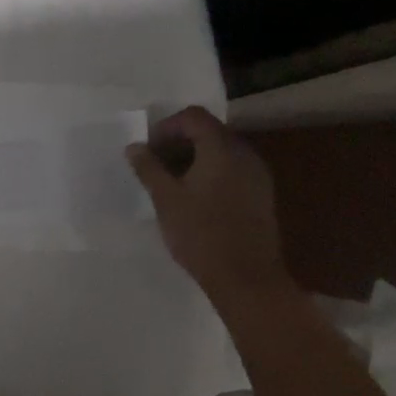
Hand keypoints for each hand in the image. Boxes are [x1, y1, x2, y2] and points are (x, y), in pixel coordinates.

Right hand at [126, 106, 290, 297]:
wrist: (247, 278)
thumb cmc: (201, 234)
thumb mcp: (166, 199)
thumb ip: (149, 168)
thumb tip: (134, 147)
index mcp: (222, 149)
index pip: (193, 117)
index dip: (166, 127)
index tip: (148, 150)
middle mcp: (245, 154)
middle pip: (209, 132)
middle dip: (178, 143)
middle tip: (154, 166)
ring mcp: (257, 175)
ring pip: (221, 152)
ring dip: (194, 159)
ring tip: (170, 185)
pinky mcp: (261, 195)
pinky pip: (232, 171)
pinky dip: (210, 173)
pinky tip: (194, 199)